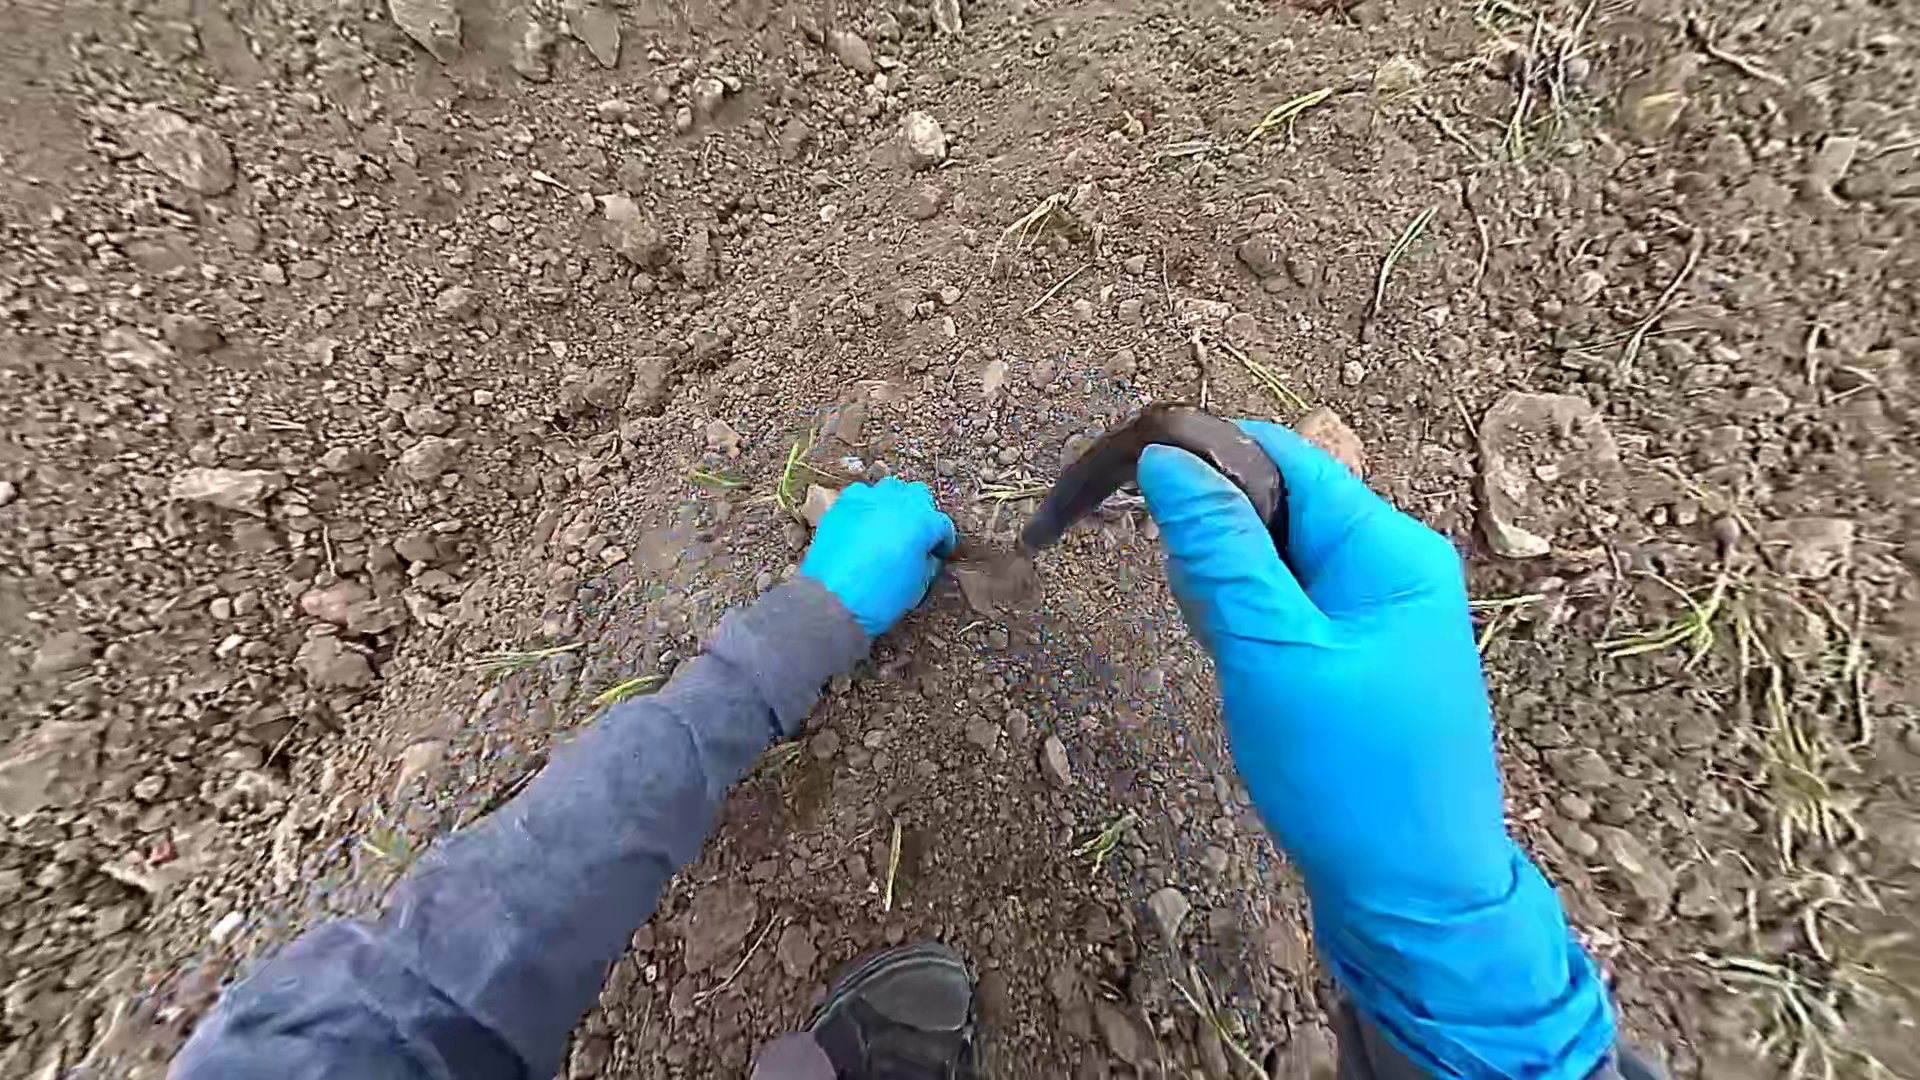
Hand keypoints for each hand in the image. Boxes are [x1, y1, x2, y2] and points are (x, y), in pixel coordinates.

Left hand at [800, 478, 955, 635]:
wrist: (832, 599)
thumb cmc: (880, 597)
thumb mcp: (918, 587)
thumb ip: (928, 563)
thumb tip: (927, 556)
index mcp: (923, 522)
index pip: (942, 525)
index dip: (943, 542)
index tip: (937, 555)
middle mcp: (898, 502)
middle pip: (918, 496)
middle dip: (920, 514)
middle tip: (913, 538)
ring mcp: (868, 499)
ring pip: (889, 489)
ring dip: (893, 505)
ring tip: (887, 527)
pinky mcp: (842, 504)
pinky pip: (860, 497)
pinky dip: (865, 508)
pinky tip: (861, 528)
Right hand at [1137, 422, 1612, 1077]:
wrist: (1404, 888)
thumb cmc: (1342, 765)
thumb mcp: (1270, 647)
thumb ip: (1218, 548)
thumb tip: (1163, 458)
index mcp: (1381, 544)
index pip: (1281, 455)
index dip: (1206, 459)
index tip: (1141, 491)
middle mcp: (1376, 557)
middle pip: (1266, 501)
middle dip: (1213, 540)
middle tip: (1205, 607)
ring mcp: (1357, 599)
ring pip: (1257, 550)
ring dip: (1220, 583)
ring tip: (1225, 644)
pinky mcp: (1334, 634)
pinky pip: (1267, 594)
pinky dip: (1234, 613)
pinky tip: (1236, 657)